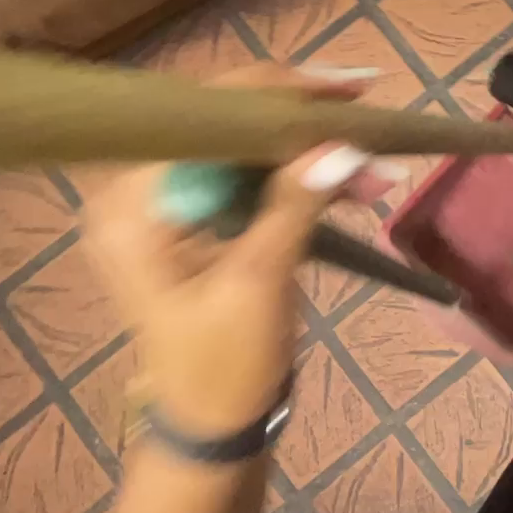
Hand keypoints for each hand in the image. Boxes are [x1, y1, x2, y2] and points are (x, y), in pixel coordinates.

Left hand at [83, 65, 370, 439]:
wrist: (212, 424)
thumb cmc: (223, 365)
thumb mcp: (259, 284)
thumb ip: (293, 206)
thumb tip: (342, 146)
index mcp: (134, 204)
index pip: (202, 116)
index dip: (275, 92)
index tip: (341, 88)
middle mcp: (142, 189)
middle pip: (227, 123)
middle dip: (303, 119)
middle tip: (366, 103)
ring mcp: (172, 204)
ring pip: (250, 148)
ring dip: (314, 153)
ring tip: (378, 168)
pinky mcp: (201, 218)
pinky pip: (256, 178)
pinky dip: (305, 179)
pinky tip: (357, 187)